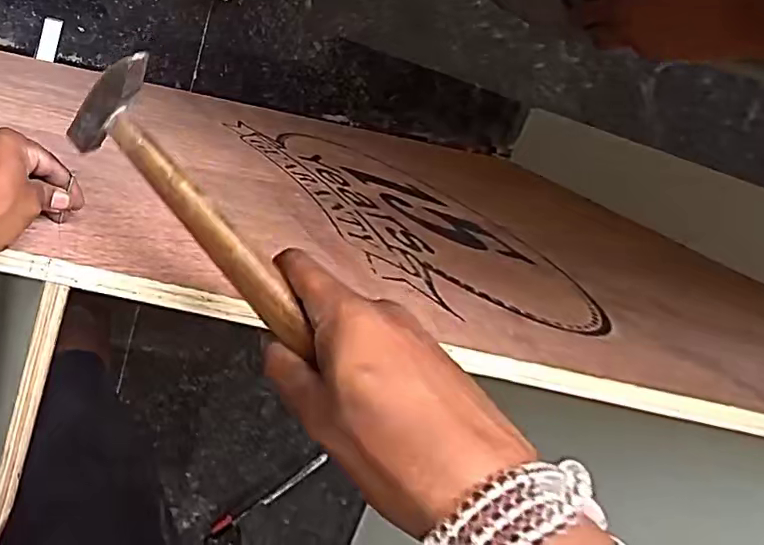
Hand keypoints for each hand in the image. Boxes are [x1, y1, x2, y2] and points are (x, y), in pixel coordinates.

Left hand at [0, 128, 80, 259]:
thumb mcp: (30, 204)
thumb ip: (48, 196)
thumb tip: (57, 196)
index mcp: (8, 141)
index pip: (46, 160)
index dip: (64, 182)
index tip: (72, 197)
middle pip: (25, 163)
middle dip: (44, 186)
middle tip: (59, 205)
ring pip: (5, 171)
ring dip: (23, 189)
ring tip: (37, 211)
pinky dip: (2, 191)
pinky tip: (9, 209)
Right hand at [262, 249, 536, 537]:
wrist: (494, 500)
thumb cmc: (407, 459)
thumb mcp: (318, 417)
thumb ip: (283, 370)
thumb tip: (276, 351)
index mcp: (347, 315)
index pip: (296, 264)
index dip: (274, 279)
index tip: (269, 304)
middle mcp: (385, 312)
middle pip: (328, 301)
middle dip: (314, 333)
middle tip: (317, 381)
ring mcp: (419, 334)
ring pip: (363, 329)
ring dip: (351, 355)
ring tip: (361, 410)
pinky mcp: (443, 359)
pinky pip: (395, 350)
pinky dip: (385, 371)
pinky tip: (393, 418)